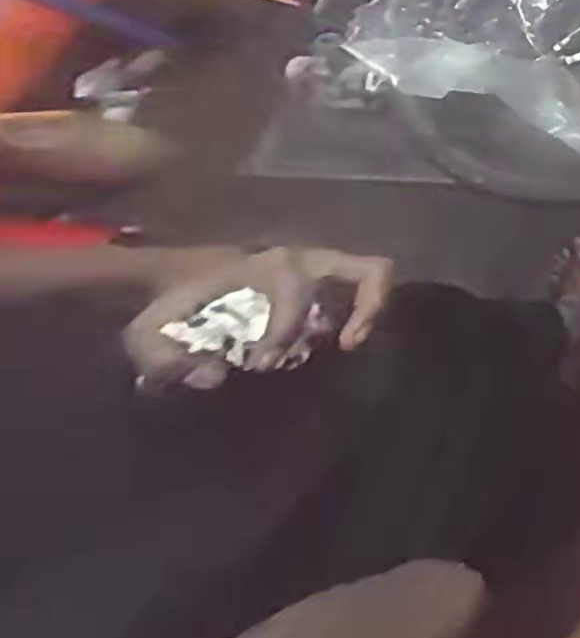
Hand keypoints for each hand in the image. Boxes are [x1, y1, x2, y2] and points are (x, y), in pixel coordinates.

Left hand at [123, 246, 393, 390]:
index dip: (283, 335)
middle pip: (372, 270)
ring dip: (365, 315)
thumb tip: (216, 377)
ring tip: (347, 344)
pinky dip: (359, 315)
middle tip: (349, 343)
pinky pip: (363, 292)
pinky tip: (338, 339)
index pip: (297, 299)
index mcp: (276, 264)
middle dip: (369, 307)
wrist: (185, 274)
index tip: (259, 366)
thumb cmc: (174, 300)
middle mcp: (314, 260)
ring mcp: (329, 267)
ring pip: (372, 283)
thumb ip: (166, 359)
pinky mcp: (334, 280)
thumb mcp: (149, 330)